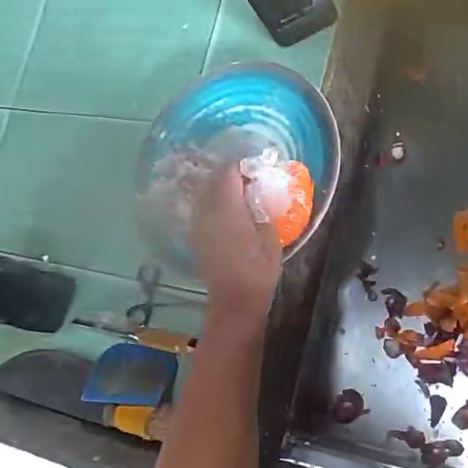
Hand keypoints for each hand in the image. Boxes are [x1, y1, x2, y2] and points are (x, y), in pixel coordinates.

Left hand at [191, 162, 281, 319]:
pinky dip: (215, 204)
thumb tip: (260, 193)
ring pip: (206, 193)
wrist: (234, 301)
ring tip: (242, 195)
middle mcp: (206, 211)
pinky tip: (231, 213)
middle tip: (251, 180)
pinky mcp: (196, 236)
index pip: (228, 172)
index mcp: (226, 208)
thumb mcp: (270, 237)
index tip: (257, 169)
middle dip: (231, 175)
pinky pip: (203, 209)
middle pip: (213, 180)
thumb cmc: (258, 271)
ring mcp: (198, 224)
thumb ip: (263, 210)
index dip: (242, 166)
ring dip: (221, 189)